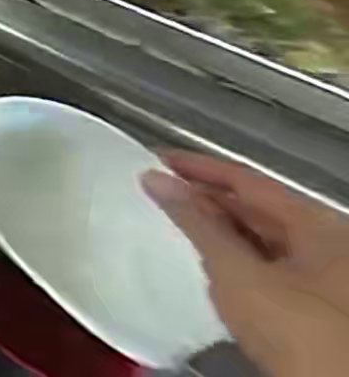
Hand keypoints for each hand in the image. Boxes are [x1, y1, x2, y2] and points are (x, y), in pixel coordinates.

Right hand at [144, 151, 348, 376]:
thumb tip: (155, 178)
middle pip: (264, 210)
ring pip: (272, 239)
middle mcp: (342, 250)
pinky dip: (242, 252)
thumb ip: (194, 220)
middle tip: (158, 190)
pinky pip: (280, 264)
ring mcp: (342, 281)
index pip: (252, 182)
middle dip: (209, 199)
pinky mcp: (333, 308)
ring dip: (223, 227)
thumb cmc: (297, 326)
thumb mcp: (235, 271)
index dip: (199, 166)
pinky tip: (213, 257)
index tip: (153, 157)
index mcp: (328, 233)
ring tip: (176, 220)